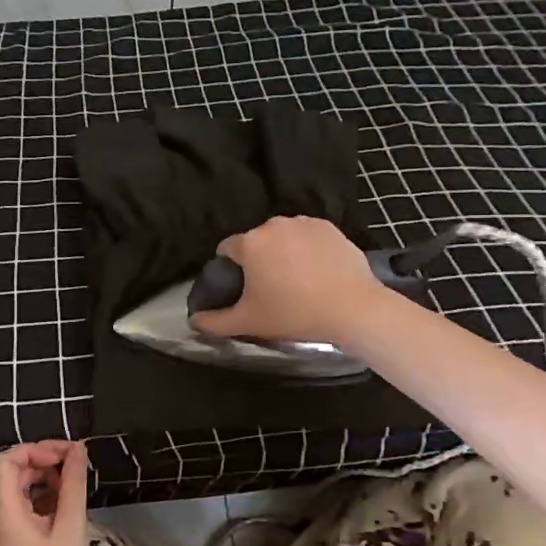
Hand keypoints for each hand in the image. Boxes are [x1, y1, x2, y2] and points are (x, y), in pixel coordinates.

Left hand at [0, 440, 88, 545]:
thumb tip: (78, 449)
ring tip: (76, 481)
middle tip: (76, 462)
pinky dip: (47, 497)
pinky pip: (29, 508)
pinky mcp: (21, 545)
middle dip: (43, 460)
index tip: (66, 455)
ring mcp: (10, 534)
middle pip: (14, 473)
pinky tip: (70, 503)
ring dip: (47, 478)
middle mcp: (2, 519)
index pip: (7, 461)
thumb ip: (73, 485)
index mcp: (7, 512)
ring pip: (22, 490)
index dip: (35, 450)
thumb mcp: (71, 528)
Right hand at [189, 216, 384, 343]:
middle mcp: (274, 224)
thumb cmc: (294, 314)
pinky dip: (308, 250)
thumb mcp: (249, 322)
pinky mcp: (330, 227)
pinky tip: (317, 272)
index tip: (242, 288)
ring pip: (283, 237)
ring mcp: (304, 223)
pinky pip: (308, 236)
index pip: (227, 249)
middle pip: (257, 241)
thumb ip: (215, 322)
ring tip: (297, 281)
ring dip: (283, 252)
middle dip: (259, 260)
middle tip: (271, 289)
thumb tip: (193, 321)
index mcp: (250, 243)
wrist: (352, 308)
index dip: (230, 269)